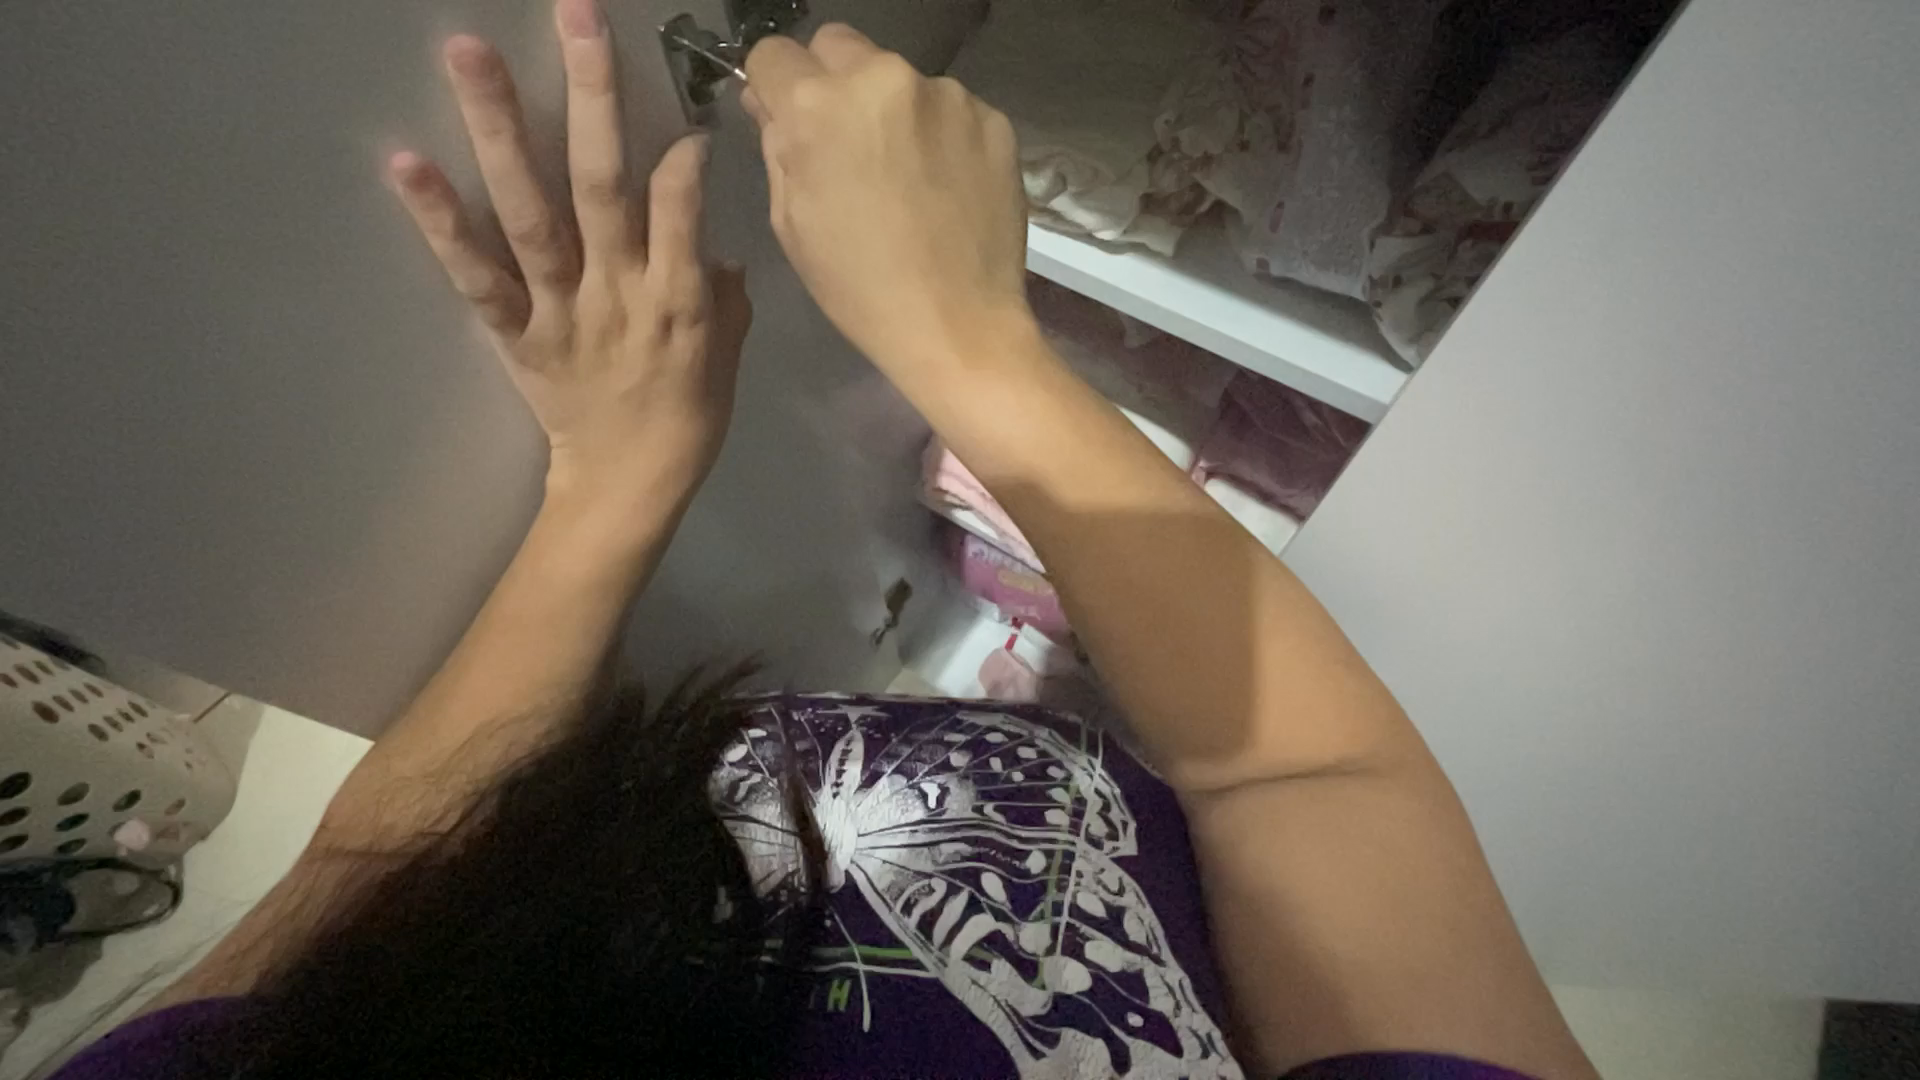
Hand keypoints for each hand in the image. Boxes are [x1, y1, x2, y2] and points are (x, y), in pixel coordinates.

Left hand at [388, 0, 750, 510]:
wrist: (628, 486)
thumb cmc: (689, 424)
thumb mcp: (728, 364)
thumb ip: (725, 301)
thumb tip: (717, 249)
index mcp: (681, 305)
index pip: (681, 210)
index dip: (681, 156)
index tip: (684, 117)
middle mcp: (620, 294)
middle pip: (603, 187)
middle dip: (592, 99)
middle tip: (573, 16)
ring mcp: (561, 311)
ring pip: (532, 214)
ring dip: (502, 133)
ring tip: (469, 52)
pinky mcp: (516, 333)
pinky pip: (476, 277)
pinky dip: (441, 223)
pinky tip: (407, 161)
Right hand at [743, 26, 1030, 390]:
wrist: (959, 328)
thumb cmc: (863, 292)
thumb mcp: (793, 226)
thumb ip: (778, 149)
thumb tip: (774, 105)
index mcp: (818, 107)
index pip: (773, 55)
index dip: (775, 90)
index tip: (790, 123)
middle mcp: (883, 79)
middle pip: (839, 48)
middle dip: (833, 87)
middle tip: (851, 150)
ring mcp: (947, 96)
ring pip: (901, 82)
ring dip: (894, 115)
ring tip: (910, 183)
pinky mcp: (994, 121)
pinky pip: (952, 112)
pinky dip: (943, 139)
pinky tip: (949, 191)